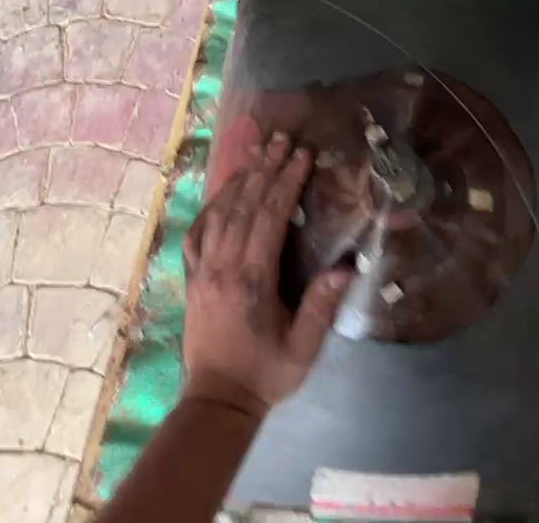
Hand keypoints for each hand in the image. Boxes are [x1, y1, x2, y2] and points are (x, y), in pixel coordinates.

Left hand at [181, 130, 352, 417]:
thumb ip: (321, 307)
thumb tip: (347, 265)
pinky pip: (199, 230)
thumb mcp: (302, 348)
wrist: (216, 401)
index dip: (286, 183)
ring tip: (259, 150)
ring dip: (241, 177)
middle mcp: (222, 266)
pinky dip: (213, 203)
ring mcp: (202, 269)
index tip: (302, 156)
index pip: (269, 218)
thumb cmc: (266, 374)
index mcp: (250, 280)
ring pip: (220, 211)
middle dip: (265, 168)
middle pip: (244, 205)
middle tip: (282, 138)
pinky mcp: (192, 276)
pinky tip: (225, 189)